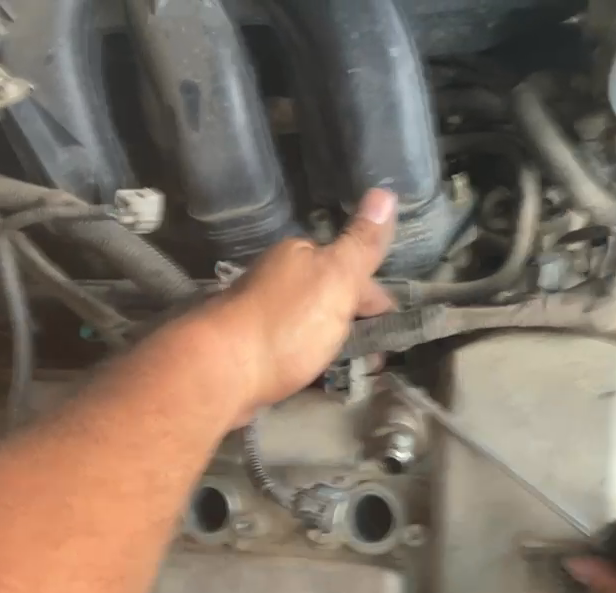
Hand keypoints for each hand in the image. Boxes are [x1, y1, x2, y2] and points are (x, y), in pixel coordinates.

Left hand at [198, 188, 397, 416]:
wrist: (223, 372)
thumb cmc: (287, 323)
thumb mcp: (336, 278)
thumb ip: (362, 244)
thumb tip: (384, 193)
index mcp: (300, 257)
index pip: (352, 270)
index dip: (376, 299)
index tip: (392, 329)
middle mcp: (278, 280)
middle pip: (330, 298)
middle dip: (355, 323)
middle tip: (375, 356)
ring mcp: (263, 316)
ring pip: (312, 326)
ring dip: (334, 345)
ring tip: (351, 370)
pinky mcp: (252, 351)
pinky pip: (294, 351)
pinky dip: (312, 362)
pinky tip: (319, 376)